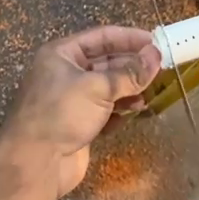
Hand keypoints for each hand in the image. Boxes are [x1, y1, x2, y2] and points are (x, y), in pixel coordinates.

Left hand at [0, 26, 161, 199]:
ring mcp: (72, 99)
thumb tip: (156, 55)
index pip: (101, 37)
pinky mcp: (79, 123)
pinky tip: (137, 109)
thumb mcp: (97, 87)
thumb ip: (129, 73)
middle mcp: (65, 73)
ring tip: (151, 90)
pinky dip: (121, 107)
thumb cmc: (62, 113)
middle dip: (132, 65)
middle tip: (161, 67)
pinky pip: (105, 108)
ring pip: (107, 87)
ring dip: (129, 87)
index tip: (156, 42)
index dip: (129, 38)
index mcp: (62, 54)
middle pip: (106, 62)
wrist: (36, 162)